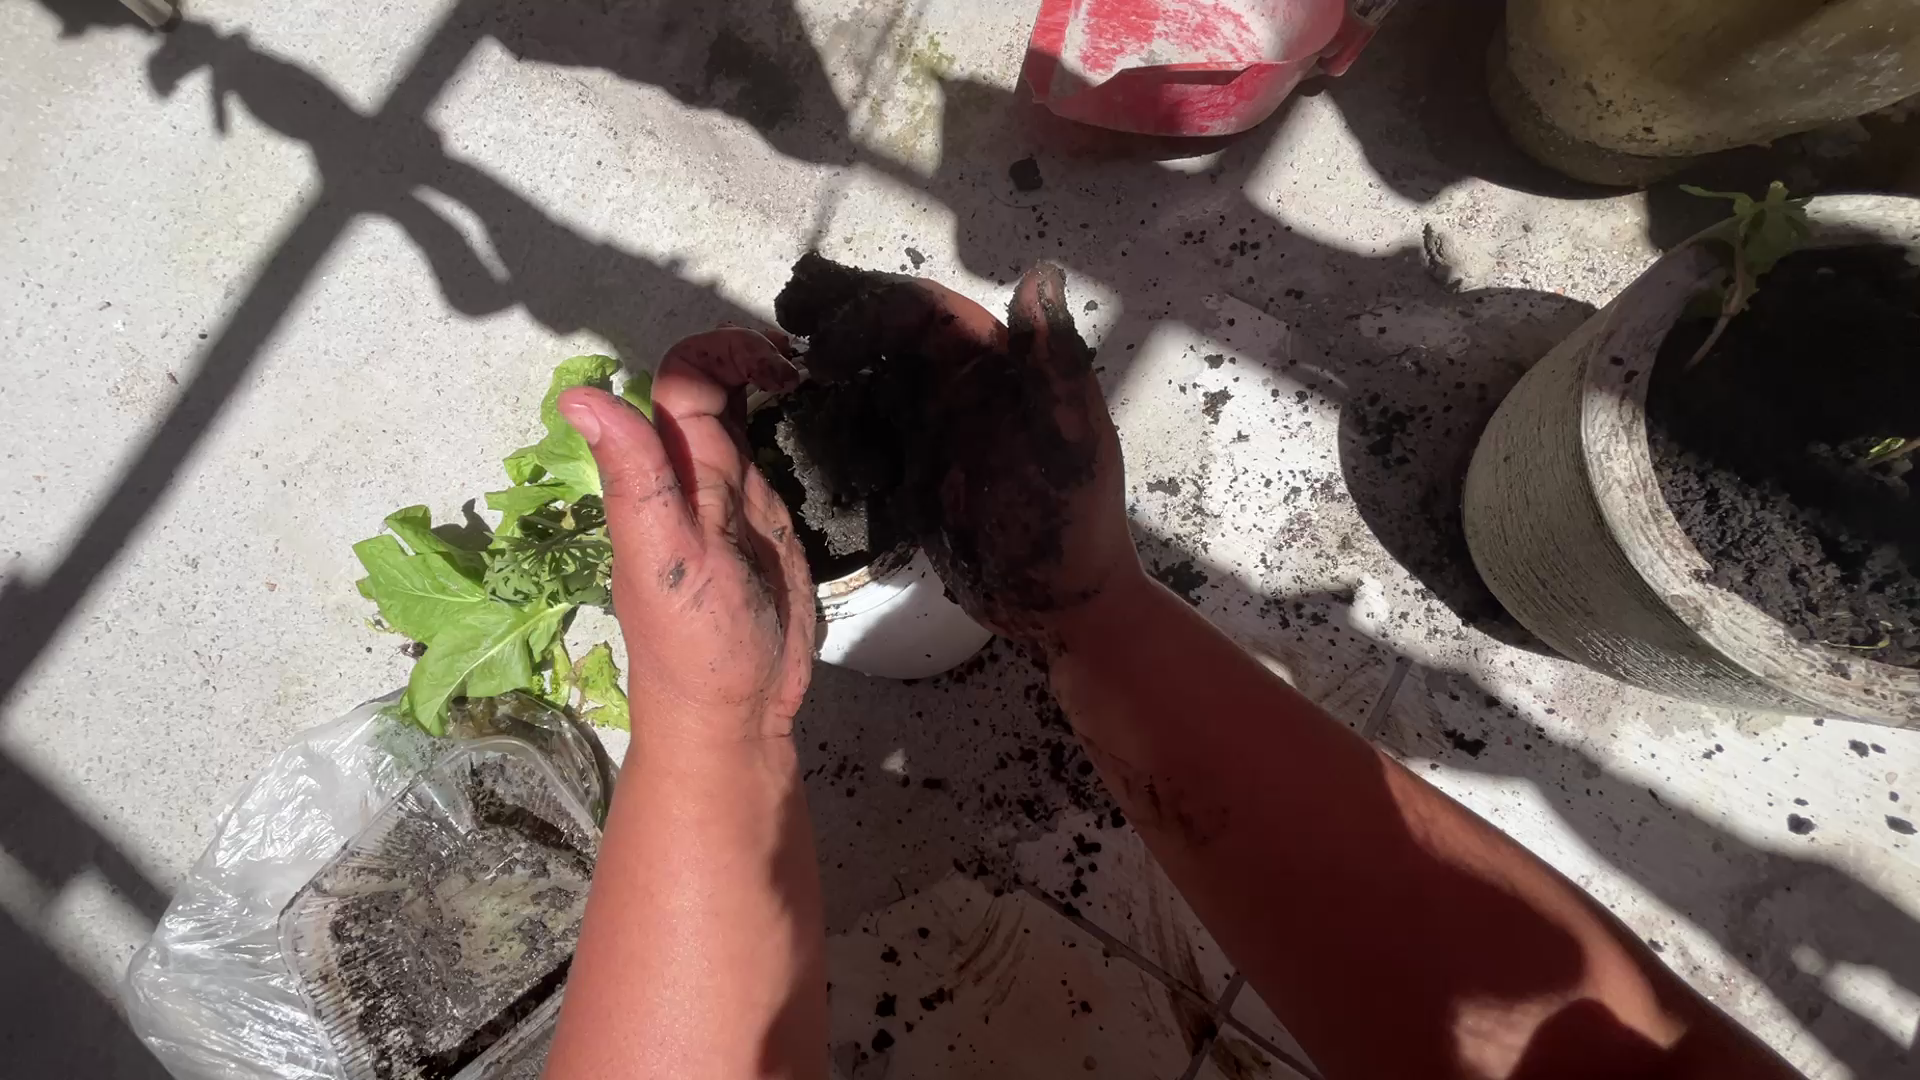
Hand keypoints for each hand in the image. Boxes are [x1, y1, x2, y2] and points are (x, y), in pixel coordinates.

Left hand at [558, 329, 813, 742]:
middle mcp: (700, 476)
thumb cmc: (695, 644)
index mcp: (670, 476)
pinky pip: (771, 457)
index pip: (684, 384)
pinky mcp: (770, 522)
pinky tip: (818, 423)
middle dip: (754, 357)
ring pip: (742, 418)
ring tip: (820, 378)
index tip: (781, 365)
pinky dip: (790, 428)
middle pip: (714, 390)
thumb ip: (636, 481)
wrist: (736, 707)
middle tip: (809, 365)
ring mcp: (738, 498)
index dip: (723, 353)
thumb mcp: (664, 560)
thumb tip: (580, 397)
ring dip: (772, 385)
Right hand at [791, 257, 1138, 644]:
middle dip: (838, 318)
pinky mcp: (917, 469)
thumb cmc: (1071, 526)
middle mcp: (962, 387)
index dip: (868, 315)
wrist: (1056, 600)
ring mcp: (935, 428)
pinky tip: (827, 449)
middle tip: (784, 314)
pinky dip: (842, 433)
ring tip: (793, 389)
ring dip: (832, 379)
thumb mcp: (1072, 448)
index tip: (820, 349)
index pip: (925, 315)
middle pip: (891, 332)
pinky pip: (869, 434)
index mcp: (1000, 370)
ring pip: (872, 379)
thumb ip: (1056, 365)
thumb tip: (1042, 274)